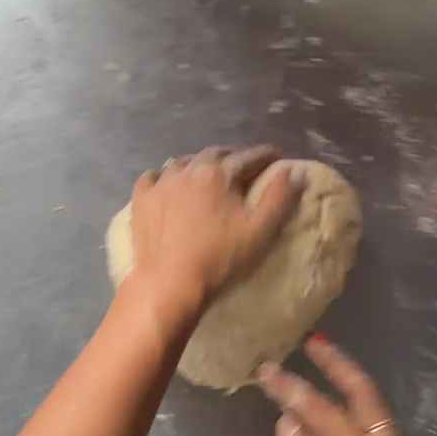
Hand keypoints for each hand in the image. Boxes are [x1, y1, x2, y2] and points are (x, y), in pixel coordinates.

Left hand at [127, 144, 297, 311]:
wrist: (171, 282)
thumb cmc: (220, 257)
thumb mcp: (260, 230)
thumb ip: (280, 197)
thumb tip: (294, 170)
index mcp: (219, 173)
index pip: (248, 157)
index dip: (265, 155)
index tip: (277, 155)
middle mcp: (189, 169)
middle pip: (215, 154)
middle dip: (232, 156)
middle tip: (243, 165)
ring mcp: (162, 183)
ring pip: (182, 162)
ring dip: (198, 164)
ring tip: (206, 173)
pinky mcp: (142, 200)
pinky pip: (152, 178)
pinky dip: (162, 177)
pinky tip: (165, 184)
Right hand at [260, 336, 426, 435]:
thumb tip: (288, 419)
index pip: (326, 414)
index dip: (294, 389)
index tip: (268, 370)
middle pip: (368, 398)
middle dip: (339, 365)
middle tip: (313, 341)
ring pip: (378, 414)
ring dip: (351, 384)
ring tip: (324, 363)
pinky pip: (378, 432)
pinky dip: (357, 410)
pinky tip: (339, 409)